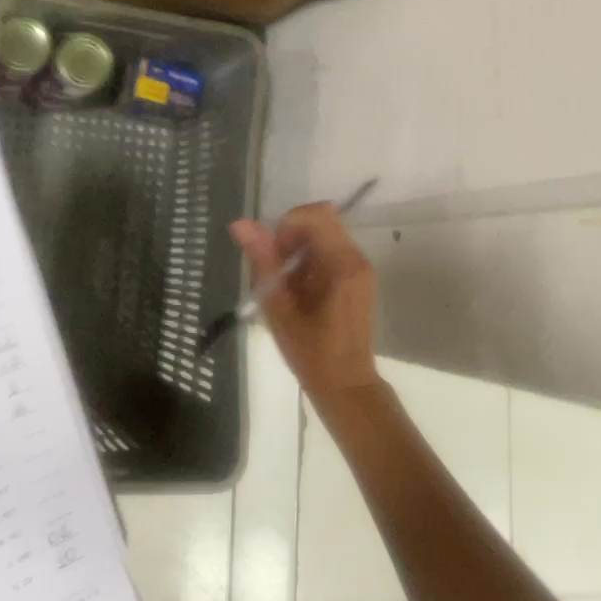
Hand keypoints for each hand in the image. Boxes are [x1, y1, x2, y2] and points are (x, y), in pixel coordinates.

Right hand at [230, 202, 378, 398]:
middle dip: (290, 237)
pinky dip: (309, 259)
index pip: (315, 214)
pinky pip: (329, 249)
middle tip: (278, 273)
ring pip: (323, 233)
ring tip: (288, 286)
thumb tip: (240, 223)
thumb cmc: (310, 353)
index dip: (286, 226)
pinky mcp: (358, 276)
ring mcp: (360, 267)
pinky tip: (301, 290)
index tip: (274, 257)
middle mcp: (356, 258)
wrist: (345, 386)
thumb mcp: (278, 307)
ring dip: (298, 249)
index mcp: (342, 264)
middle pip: (320, 220)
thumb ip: (262, 261)